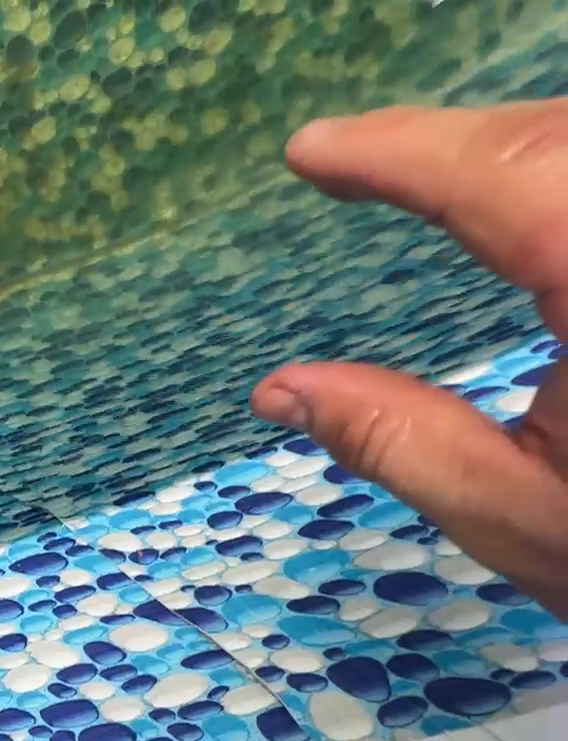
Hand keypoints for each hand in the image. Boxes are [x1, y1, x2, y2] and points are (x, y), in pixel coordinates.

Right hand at [251, 100, 567, 618]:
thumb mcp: (525, 519)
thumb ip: (398, 441)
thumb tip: (279, 390)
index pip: (516, 177)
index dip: (401, 152)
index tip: (314, 150)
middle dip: (477, 141)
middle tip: (379, 165)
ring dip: (546, 149)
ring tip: (465, 176)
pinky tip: (552, 205)